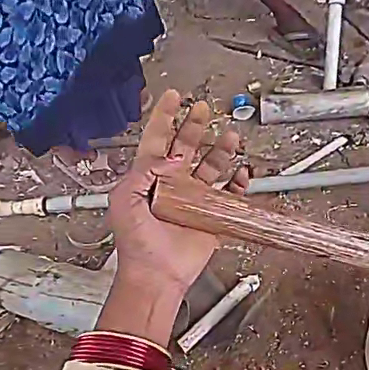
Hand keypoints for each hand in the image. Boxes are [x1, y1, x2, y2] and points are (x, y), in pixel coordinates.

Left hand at [97, 90, 250, 345]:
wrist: (155, 273)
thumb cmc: (136, 242)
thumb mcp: (125, 198)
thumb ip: (145, 171)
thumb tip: (172, 155)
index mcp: (148, 177)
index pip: (157, 139)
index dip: (164, 116)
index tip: (172, 96)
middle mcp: (172, 184)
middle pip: (187, 146)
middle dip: (195, 126)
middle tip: (204, 109)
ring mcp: (193, 199)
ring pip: (212, 165)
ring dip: (222, 150)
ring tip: (230, 137)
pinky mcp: (212, 216)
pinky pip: (230, 194)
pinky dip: (240, 183)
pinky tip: (243, 173)